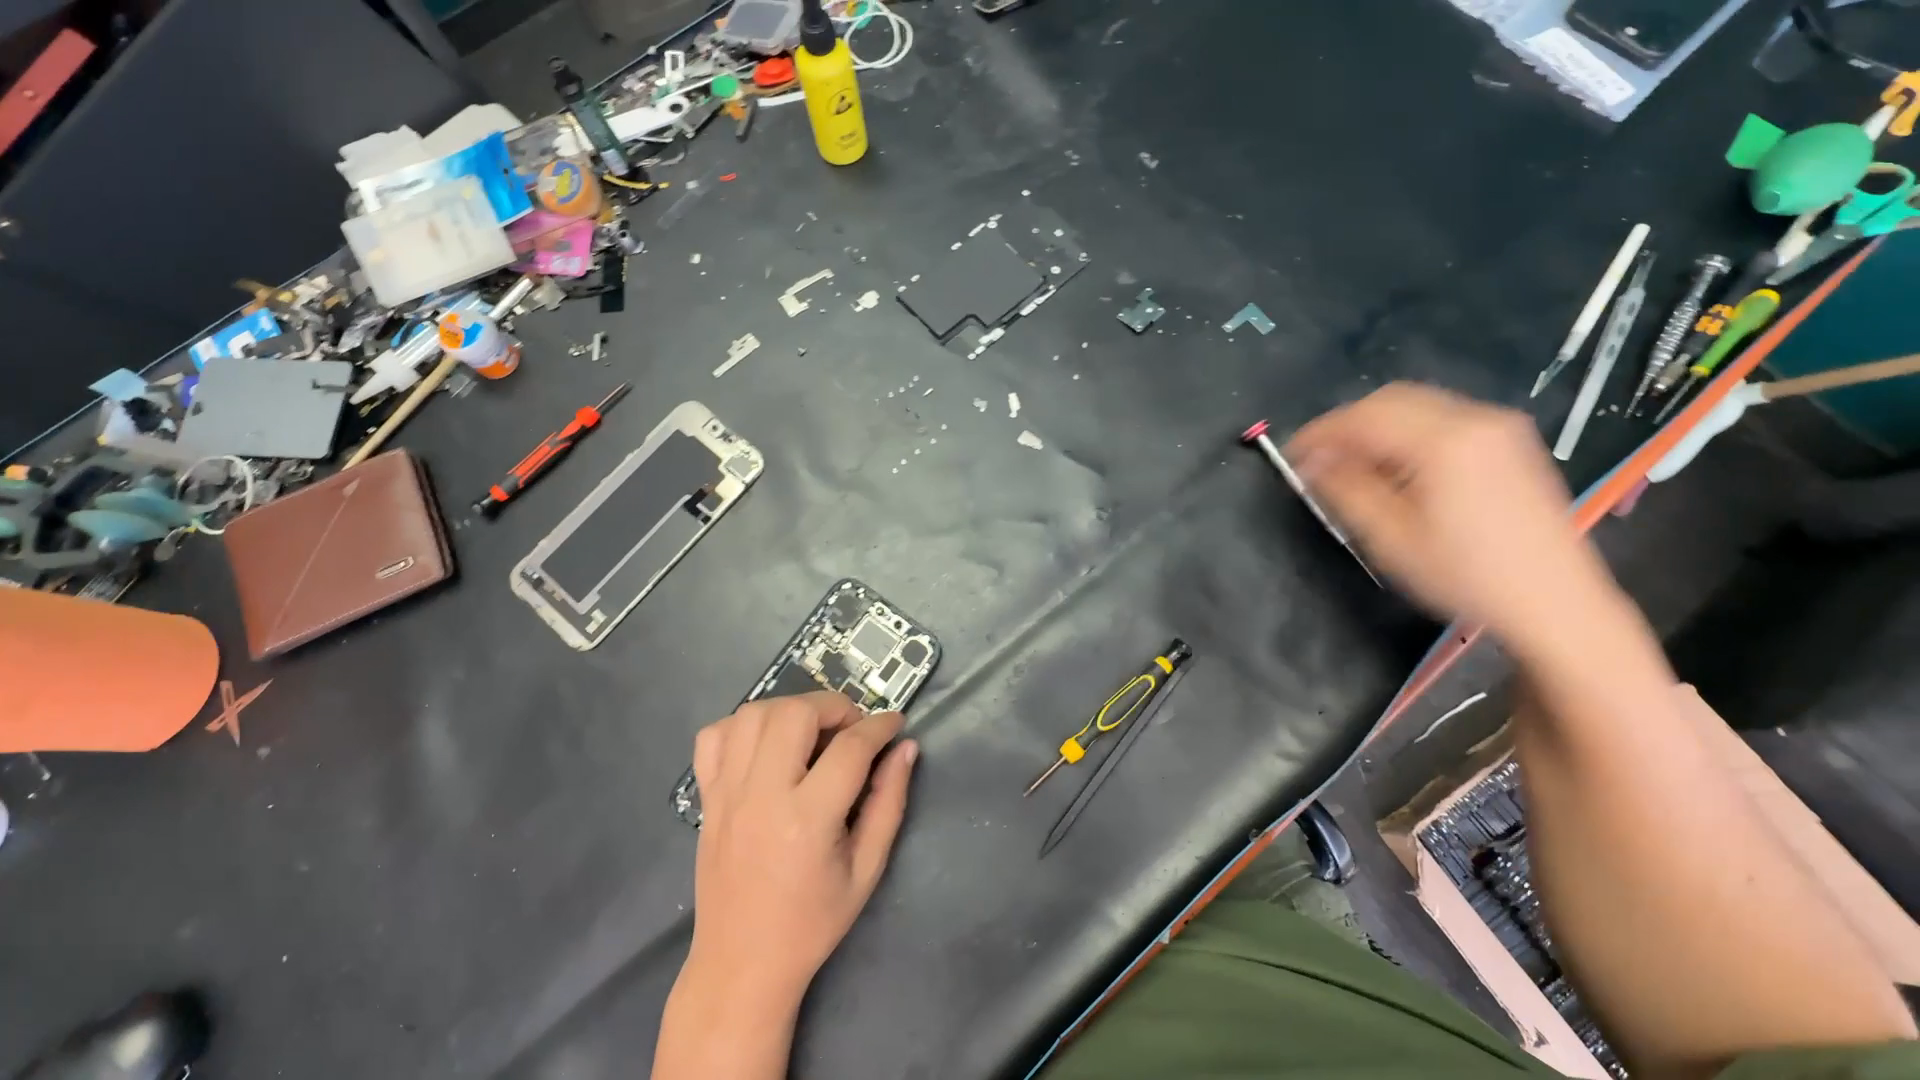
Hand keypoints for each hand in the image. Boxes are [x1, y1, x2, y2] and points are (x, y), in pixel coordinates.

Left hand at [687, 692, 917, 1005]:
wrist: (743, 961)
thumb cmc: (813, 921)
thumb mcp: (866, 870)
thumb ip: (888, 803)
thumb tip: (905, 749)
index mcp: (807, 819)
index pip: (850, 748)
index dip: (880, 726)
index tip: (895, 723)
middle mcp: (762, 795)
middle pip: (794, 714)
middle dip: (832, 707)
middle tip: (852, 728)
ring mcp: (727, 793)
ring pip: (752, 714)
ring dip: (789, 709)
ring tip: (812, 731)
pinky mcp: (706, 798)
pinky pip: (713, 736)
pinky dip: (741, 726)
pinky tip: (766, 744)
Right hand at [1285, 382, 1609, 636]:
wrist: (1556, 600)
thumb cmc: (1468, 576)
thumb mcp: (1393, 540)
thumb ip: (1347, 491)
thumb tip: (1312, 462)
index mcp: (1444, 441)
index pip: (1365, 416)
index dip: (1321, 432)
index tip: (1292, 455)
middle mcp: (1474, 419)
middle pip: (1392, 400)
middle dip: (1348, 424)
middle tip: (1319, 460)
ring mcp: (1498, 426)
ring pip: (1418, 405)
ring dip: (1377, 427)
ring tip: (1354, 465)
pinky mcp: (1510, 440)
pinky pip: (1444, 418)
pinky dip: (1409, 432)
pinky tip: (1398, 467)